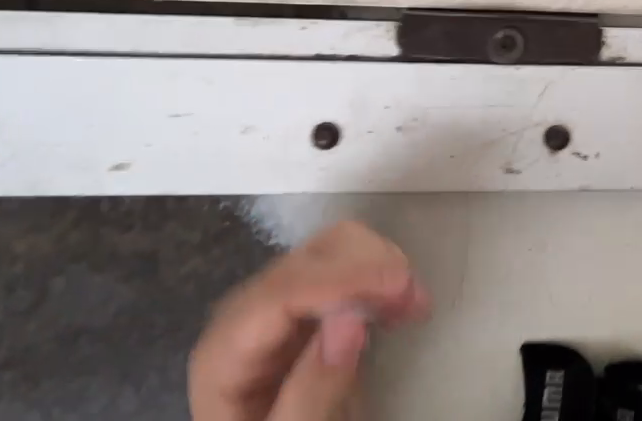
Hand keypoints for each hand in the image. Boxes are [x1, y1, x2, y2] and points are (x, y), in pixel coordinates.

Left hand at [189, 221, 430, 420]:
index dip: (345, 280)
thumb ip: (311, 394)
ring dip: (381, 263)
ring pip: (334, 247)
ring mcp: (276, 302)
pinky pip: (346, 261)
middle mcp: (246, 313)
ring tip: (413, 303)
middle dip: (370, 266)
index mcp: (225, 354)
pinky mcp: (305, 302)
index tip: (401, 288)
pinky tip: (398, 301)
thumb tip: (352, 321)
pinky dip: (380, 269)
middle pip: (312, 257)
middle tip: (416, 301)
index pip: (283, 293)